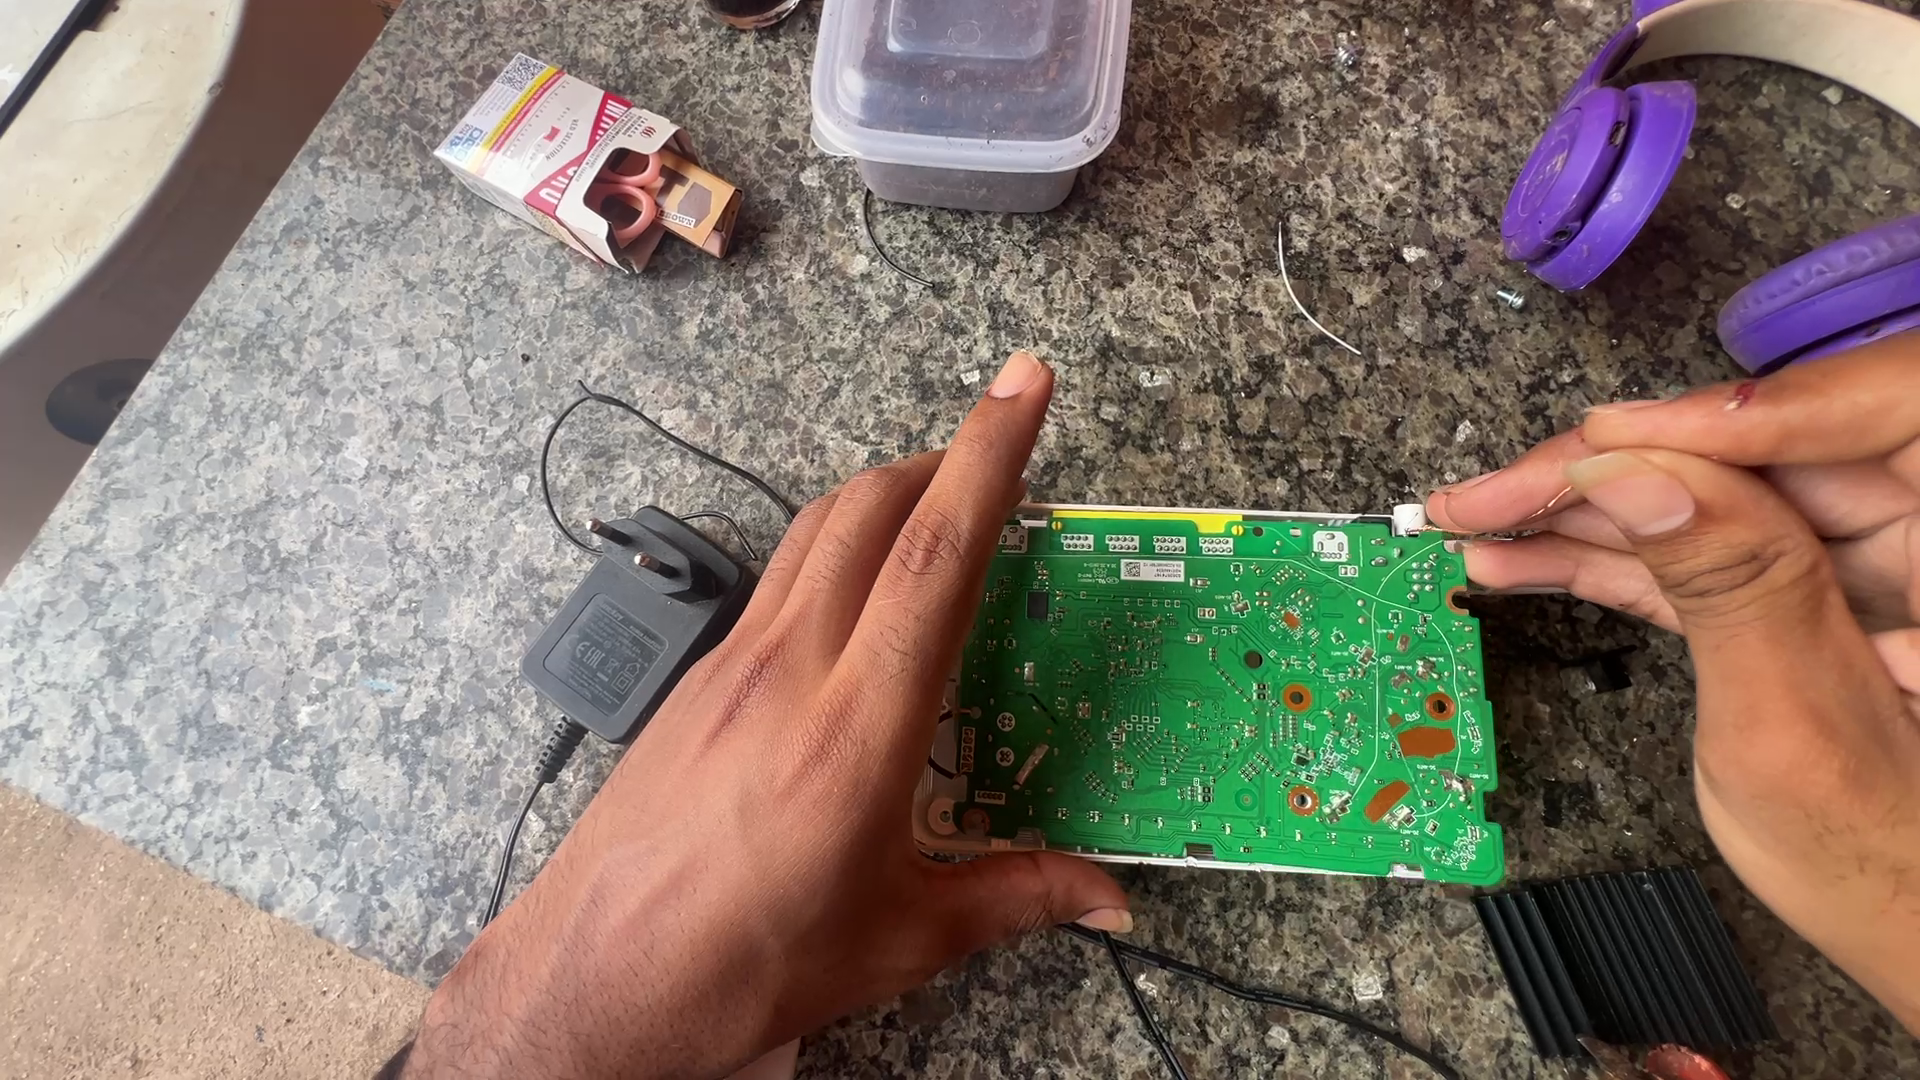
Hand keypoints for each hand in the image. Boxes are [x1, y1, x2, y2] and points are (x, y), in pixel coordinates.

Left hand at [406, 352, 1129, 1078]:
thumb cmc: (752, 959)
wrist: (597, 980)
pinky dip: (838, 538)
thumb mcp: (903, 936)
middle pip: (874, 510)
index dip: (989, 457)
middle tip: (998, 455)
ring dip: (888, 489)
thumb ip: (1019, 893)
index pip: (938, 556)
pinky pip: (784, 568)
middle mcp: (797, 664)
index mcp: (862, 726)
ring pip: (821, 524)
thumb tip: (1111, 897)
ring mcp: (739, 657)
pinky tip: (861, 583)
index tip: (1024, 384)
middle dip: (945, 455)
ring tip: (938, 500)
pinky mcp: (705, 669)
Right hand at [1426, 335, 1919, 1032]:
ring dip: (1572, 515)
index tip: (1609, 441)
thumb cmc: (1903, 873)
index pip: (1892, 414)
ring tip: (1469, 523)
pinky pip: (1682, 555)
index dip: (1739, 415)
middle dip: (1605, 469)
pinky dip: (1590, 558)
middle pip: (1756, 457)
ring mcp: (1858, 568)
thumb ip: (1727, 585)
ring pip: (1696, 502)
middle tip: (1489, 494)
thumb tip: (1630, 474)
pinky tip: (1512, 559)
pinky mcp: (1790, 595)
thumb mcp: (1798, 730)